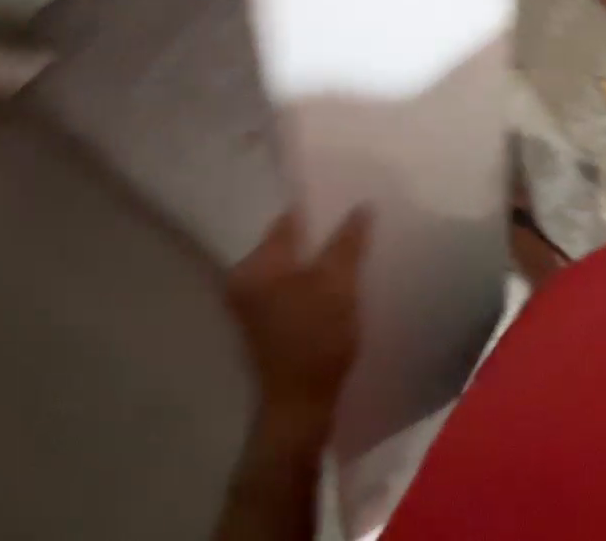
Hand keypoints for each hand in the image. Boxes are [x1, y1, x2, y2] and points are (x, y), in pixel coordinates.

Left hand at [226, 206, 371, 430]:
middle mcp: (243, 280)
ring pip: (292, 266)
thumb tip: (362, 206)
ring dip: (318, 259)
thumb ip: (348, 241)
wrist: (300, 405)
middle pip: (289, 243)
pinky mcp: (264, 324)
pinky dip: (312, 282)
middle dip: (322, 235)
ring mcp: (250, 304)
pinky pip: (290, 287)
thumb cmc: (316, 338)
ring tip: (353, 252)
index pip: (289, 220)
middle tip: (358, 226)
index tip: (351, 200)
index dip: (321, 208)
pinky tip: (338, 284)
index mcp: (255, 265)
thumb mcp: (339, 283)